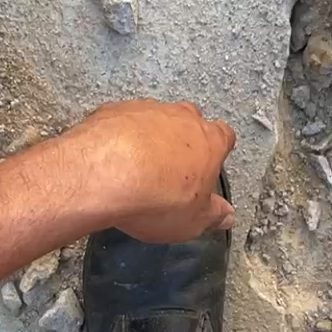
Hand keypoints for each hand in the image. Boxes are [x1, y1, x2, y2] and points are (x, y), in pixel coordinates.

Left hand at [53, 101, 236, 241]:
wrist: (105, 175)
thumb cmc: (156, 197)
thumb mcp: (192, 221)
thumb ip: (213, 215)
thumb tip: (226, 216)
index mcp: (210, 141)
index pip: (225, 137)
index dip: (216, 151)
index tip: (207, 166)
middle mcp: (183, 118)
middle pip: (190, 122)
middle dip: (183, 141)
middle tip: (170, 170)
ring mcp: (149, 110)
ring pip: (156, 119)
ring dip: (150, 138)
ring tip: (136, 168)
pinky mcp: (116, 110)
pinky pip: (123, 121)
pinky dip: (120, 137)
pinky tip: (111, 160)